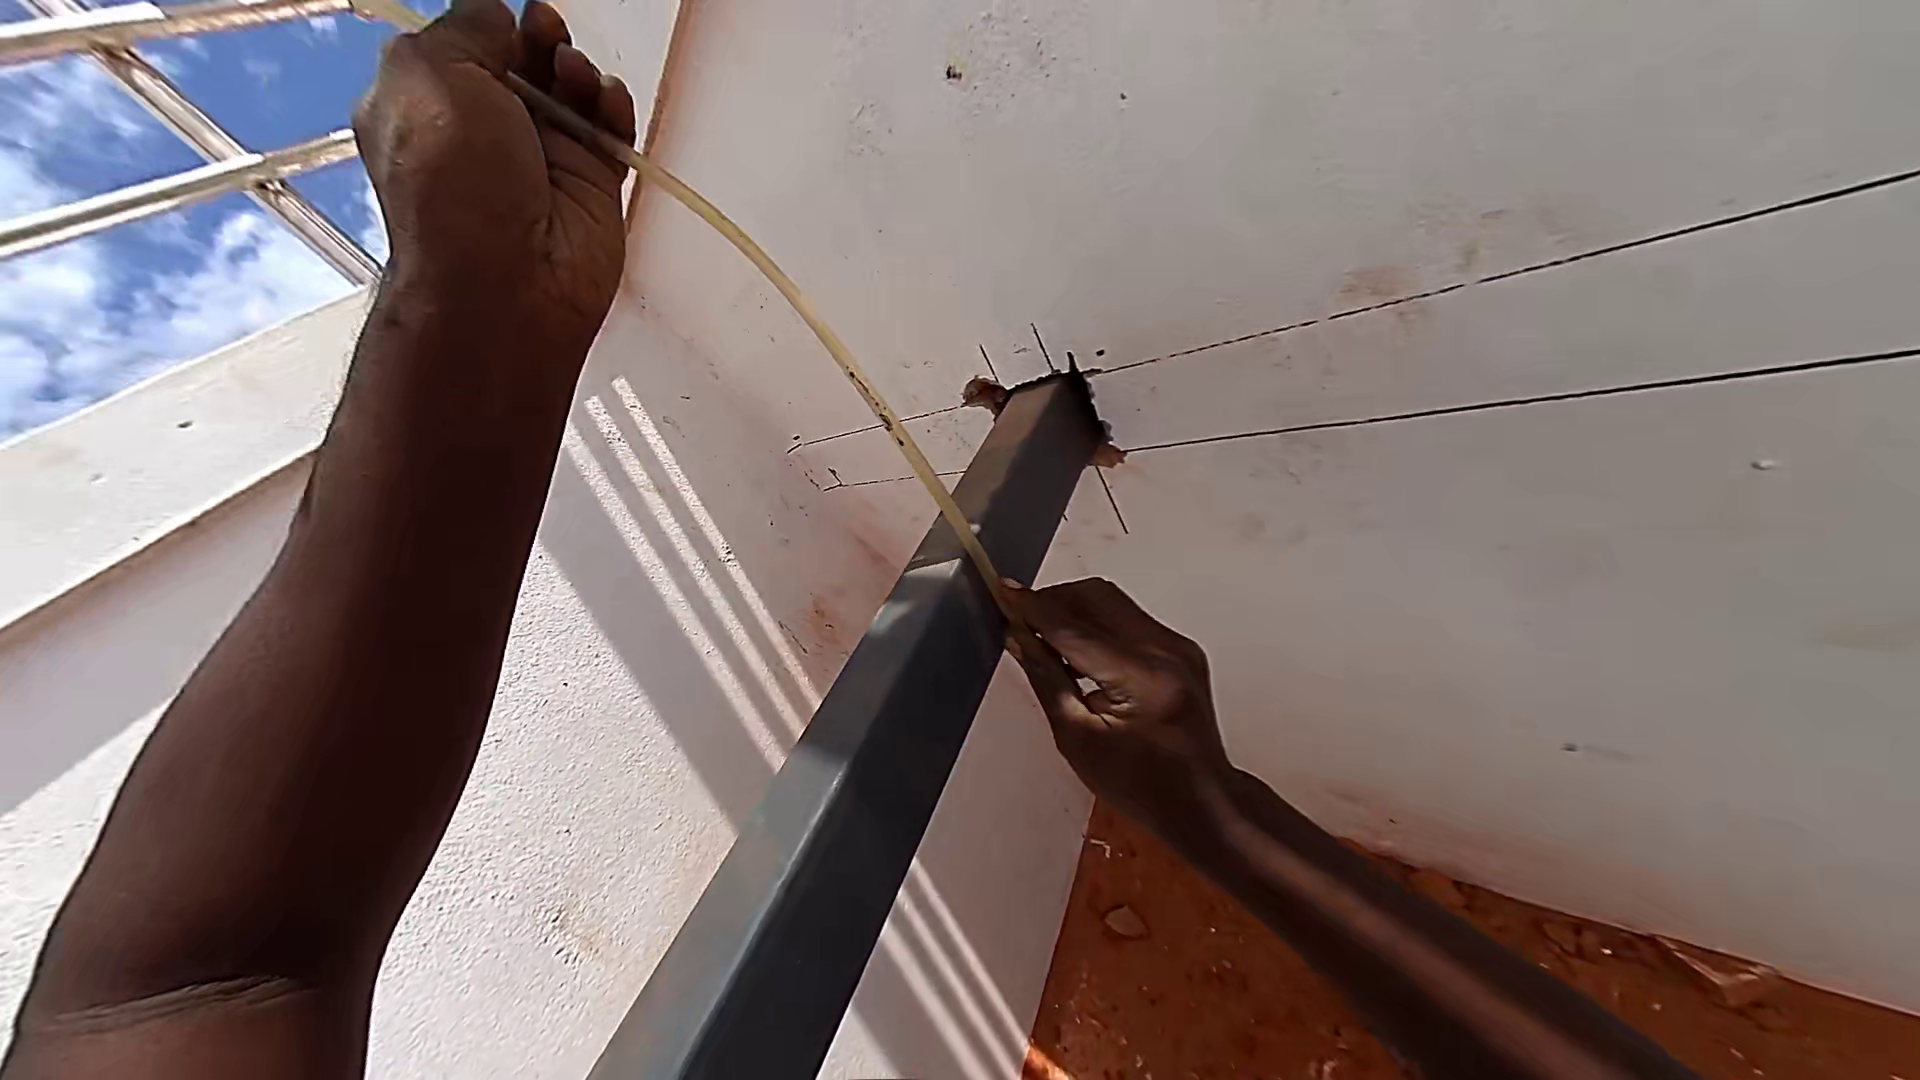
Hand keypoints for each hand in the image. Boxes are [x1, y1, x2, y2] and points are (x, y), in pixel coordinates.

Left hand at [354, 0, 634, 364]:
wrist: (511, 278)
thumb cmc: (454, 178)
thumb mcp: (430, 74)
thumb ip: (467, 31)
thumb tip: (500, 16)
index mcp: (439, 101)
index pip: (476, 46)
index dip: (501, 26)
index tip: (521, 19)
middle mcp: (495, 131)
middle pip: (531, 66)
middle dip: (545, 43)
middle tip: (553, 42)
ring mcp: (550, 163)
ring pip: (576, 99)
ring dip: (582, 74)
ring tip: (579, 77)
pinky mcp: (597, 191)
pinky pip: (611, 138)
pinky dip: (615, 111)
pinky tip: (611, 100)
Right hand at [1006, 579, 1232, 829]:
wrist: (1200, 803)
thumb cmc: (1139, 784)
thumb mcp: (1075, 737)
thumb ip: (1045, 677)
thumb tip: (1018, 636)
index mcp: (1140, 678)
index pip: (1073, 628)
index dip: (1033, 608)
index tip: (1004, 592)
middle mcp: (1165, 650)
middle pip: (1095, 597)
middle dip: (1052, 601)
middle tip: (1021, 619)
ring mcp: (1177, 645)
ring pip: (1111, 600)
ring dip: (1073, 609)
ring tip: (1044, 637)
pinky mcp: (1178, 646)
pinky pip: (1126, 616)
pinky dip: (1095, 621)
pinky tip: (1076, 647)